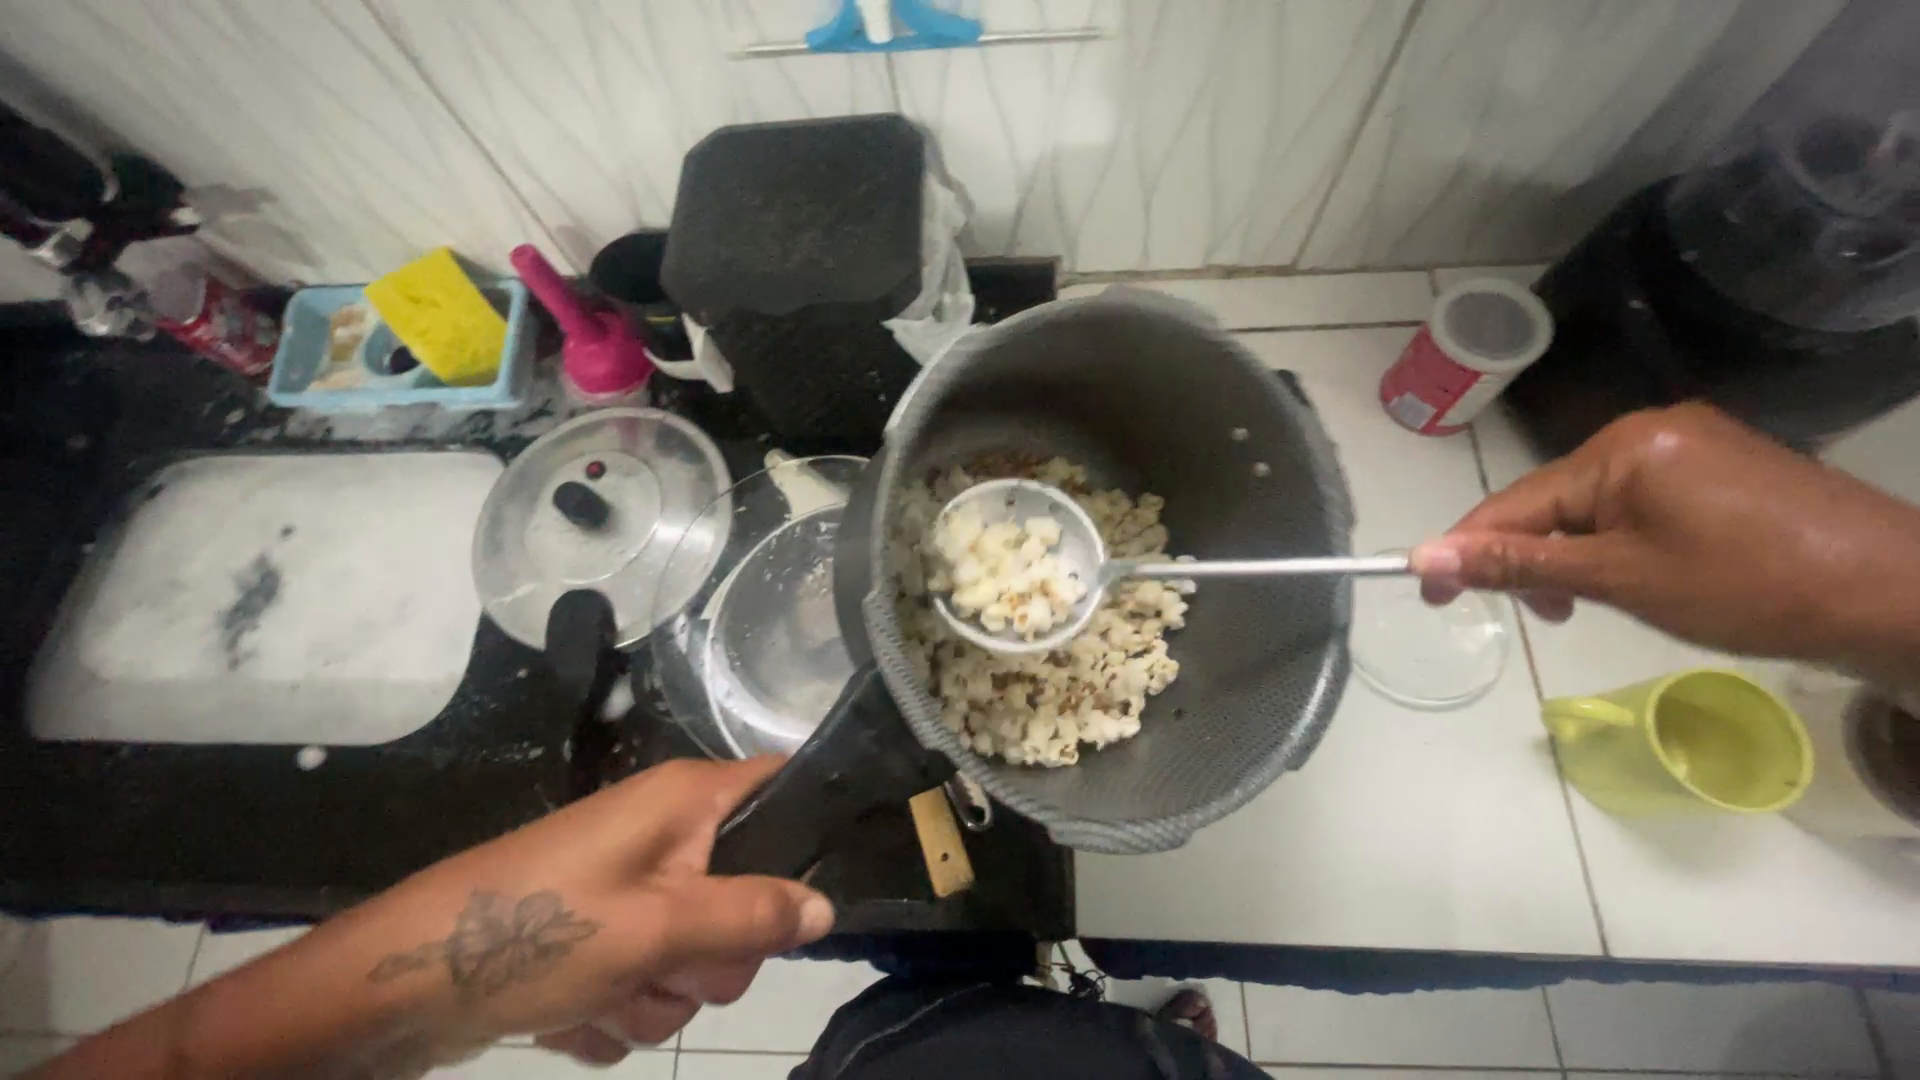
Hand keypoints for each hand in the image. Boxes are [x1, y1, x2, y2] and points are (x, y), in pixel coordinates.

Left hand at [348, 757, 831, 1066]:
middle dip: (716, 952)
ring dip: (661, 992)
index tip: (808, 891)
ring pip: (696, 946)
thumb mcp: (659, 928)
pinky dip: (620, 1005)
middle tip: (674, 966)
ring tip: (604, 996)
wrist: (392, 992)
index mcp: (686, 799)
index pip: (780, 783)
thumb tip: (829, 908)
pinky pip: (648, 974)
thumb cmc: (534, 933)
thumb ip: (753, 916)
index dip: (808, 829)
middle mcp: (666, 831)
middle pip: (747, 887)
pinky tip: (575, 1015)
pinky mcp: (599, 932)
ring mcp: (631, 884)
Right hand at [1410, 404, 1919, 681]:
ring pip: (1588, 505)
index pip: (1513, 503)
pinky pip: (1630, 502)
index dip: (1463, 550)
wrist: (1906, 598)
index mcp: (1620, 448)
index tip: (1429, 596)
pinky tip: (1627, 572)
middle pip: (1549, 501)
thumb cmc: (1752, 589)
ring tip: (1586, 601)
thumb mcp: (1618, 580)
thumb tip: (1422, 559)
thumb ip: (1513, 564)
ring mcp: (1684, 444)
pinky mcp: (1714, 464)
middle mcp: (1645, 431)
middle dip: (1530, 557)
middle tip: (1544, 613)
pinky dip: (1611, 541)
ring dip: (1569, 554)